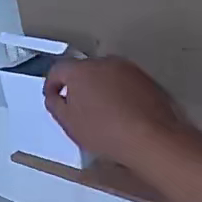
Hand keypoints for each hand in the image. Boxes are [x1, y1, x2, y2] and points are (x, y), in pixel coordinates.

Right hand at [42, 57, 196, 169]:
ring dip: (101, 91)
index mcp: (81, 70)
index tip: (53, 95)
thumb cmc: (109, 131)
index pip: (58, 69)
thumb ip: (55, 104)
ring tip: (102, 117)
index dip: (52, 84)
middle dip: (79, 88)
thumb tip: (55, 98)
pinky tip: (121, 117)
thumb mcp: (69, 123)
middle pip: (84, 71)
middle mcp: (105, 63)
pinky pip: (126, 84)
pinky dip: (121, 95)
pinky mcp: (147, 80)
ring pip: (107, 76)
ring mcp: (129, 70)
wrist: (150, 138)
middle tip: (78, 110)